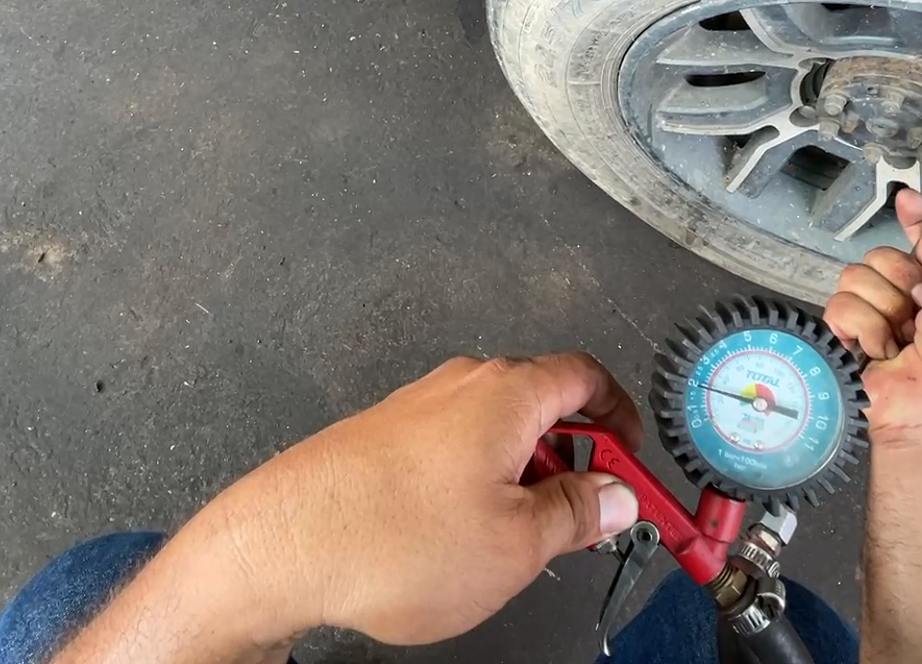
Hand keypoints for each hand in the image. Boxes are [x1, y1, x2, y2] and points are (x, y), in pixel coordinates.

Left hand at [204, 353, 643, 644]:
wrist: (288, 539)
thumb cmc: (396, 536)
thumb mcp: (517, 543)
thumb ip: (577, 513)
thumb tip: (612, 496)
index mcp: (509, 393)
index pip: (587, 378)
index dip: (621, 415)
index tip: (632, 457)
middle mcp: (466, 382)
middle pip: (544, 399)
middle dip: (576, 452)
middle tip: (588, 508)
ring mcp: (424, 402)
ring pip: (500, 424)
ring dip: (528, 467)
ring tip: (525, 531)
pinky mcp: (393, 428)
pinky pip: (459, 438)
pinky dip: (484, 471)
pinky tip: (469, 526)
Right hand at [822, 189, 921, 443]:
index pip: (921, 245)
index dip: (913, 221)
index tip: (908, 198)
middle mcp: (906, 302)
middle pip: (880, 256)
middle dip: (901, 281)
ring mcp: (874, 319)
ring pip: (855, 278)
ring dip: (882, 309)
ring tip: (901, 341)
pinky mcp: (847, 337)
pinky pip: (839, 307)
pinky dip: (862, 328)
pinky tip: (879, 351)